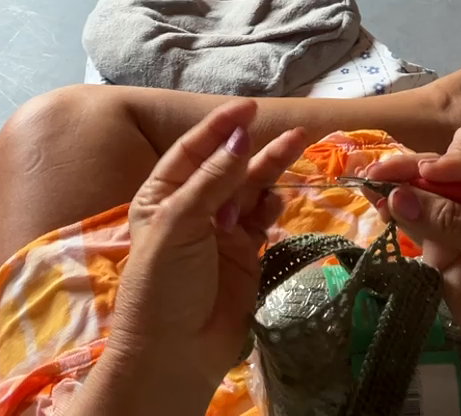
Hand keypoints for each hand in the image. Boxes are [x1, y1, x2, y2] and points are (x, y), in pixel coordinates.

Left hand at [79, 100, 305, 415]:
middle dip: (255, 146)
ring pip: (250, 188)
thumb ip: (213, 179)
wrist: (174, 353)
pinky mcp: (243, 253)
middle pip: (228, 166)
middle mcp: (192, 205)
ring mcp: (219, 229)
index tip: (248, 107)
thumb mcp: (181, 222)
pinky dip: (271, 206)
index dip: (220, 126)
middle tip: (290, 128)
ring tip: (297, 145)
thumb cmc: (164, 281)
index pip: (194, 148)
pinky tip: (277, 199)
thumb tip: (239, 137)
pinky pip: (261, 219)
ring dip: (270, 170)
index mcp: (163, 193)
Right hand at [365, 126, 460, 415]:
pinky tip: (375, 205)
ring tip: (369, 185)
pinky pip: (413, 227)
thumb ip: (456, 223)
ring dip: (396, 188)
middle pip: (443, 170)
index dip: (455, 155)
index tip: (436, 174)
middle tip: (379, 174)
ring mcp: (459, 226)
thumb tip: (399, 196)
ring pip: (422, 196)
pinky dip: (392, 214)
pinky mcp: (440, 254)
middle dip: (412, 169)